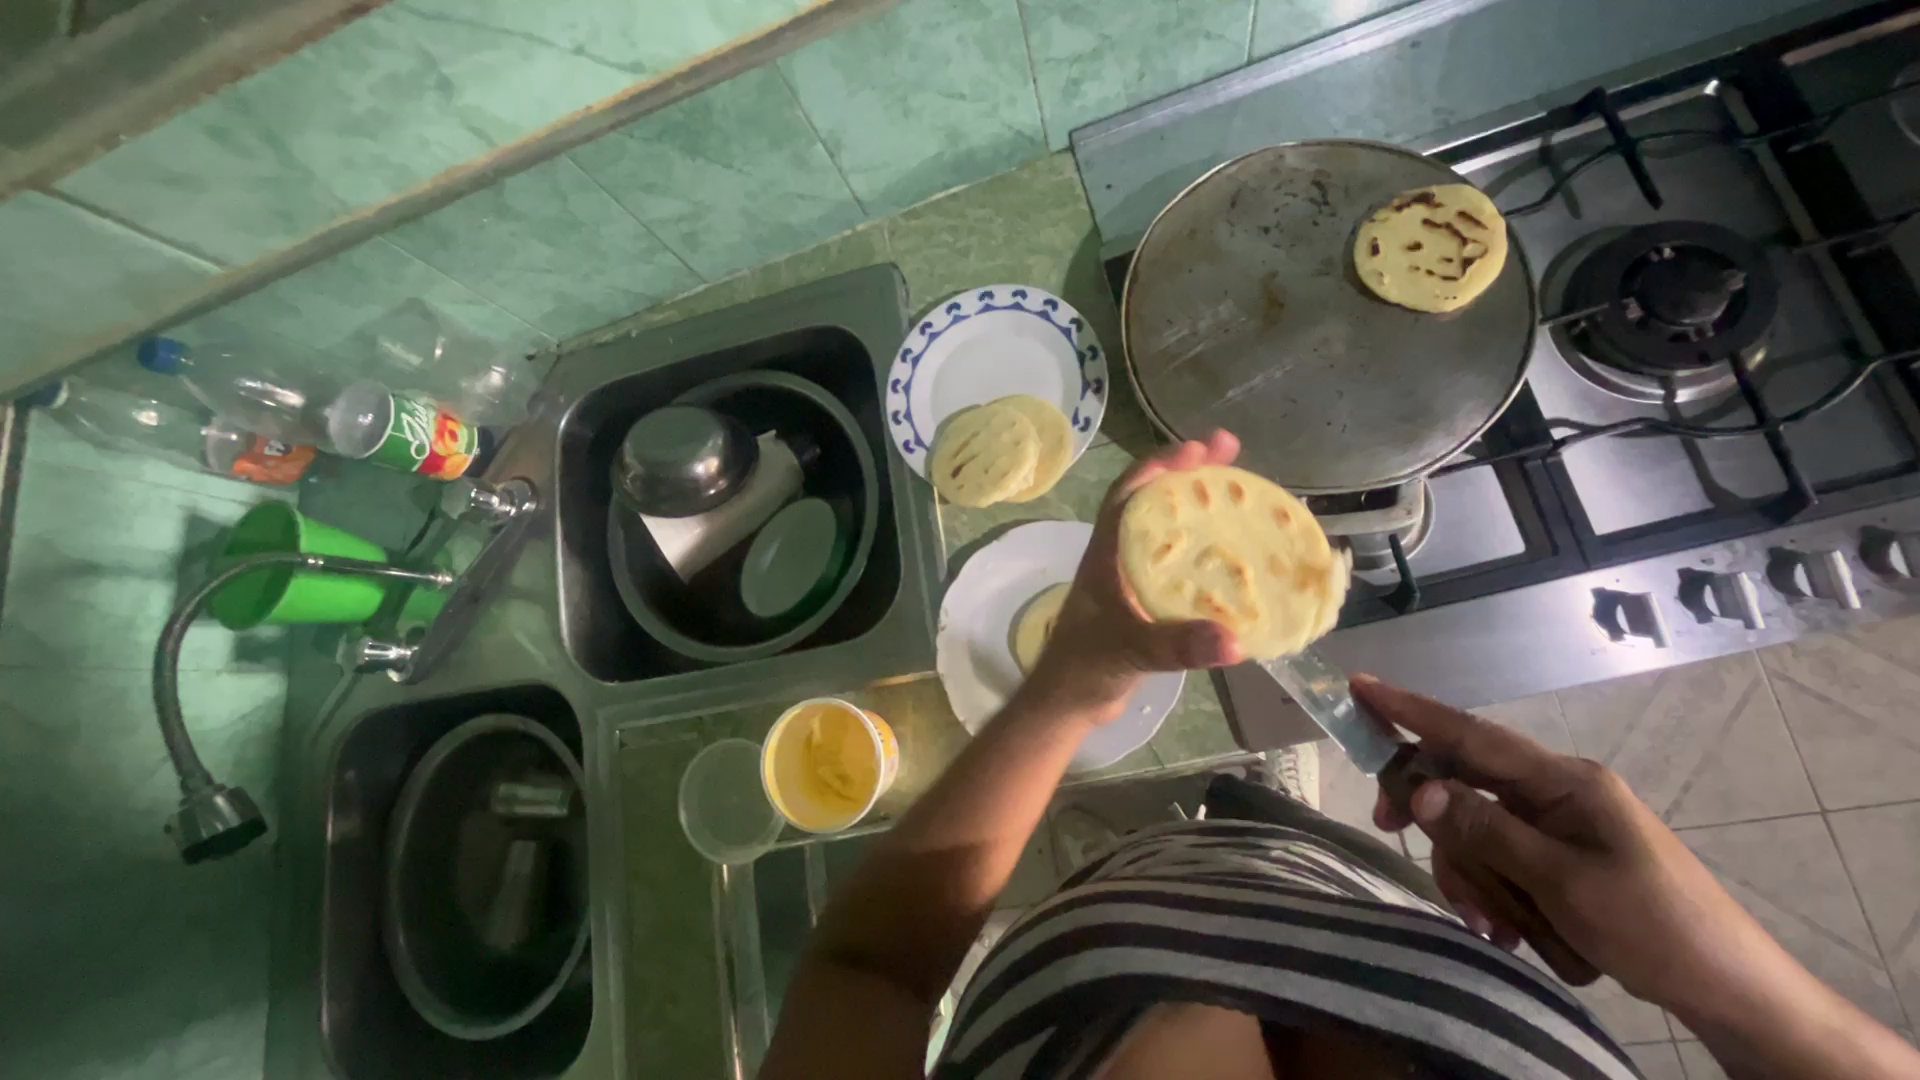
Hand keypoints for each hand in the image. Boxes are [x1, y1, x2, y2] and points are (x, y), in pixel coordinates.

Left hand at [1023, 431, 1245, 716]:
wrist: (1068, 702)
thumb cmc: (1084, 666)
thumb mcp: (1130, 650)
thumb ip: (1176, 645)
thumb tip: (1234, 640)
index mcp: (1105, 553)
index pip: (1129, 493)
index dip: (1161, 465)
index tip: (1202, 449)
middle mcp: (1119, 556)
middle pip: (1153, 500)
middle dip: (1188, 474)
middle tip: (1232, 452)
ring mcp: (1132, 577)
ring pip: (1168, 530)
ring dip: (1198, 508)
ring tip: (1241, 492)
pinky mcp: (1146, 601)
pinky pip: (1179, 562)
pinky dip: (1204, 549)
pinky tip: (1235, 553)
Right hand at [1354, 676, 1788, 1015]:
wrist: (1734, 993)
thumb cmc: (1657, 930)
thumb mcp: (1565, 883)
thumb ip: (1485, 831)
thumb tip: (1417, 788)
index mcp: (1563, 781)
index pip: (1470, 735)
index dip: (1410, 710)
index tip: (1358, 686)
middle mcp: (1552, 791)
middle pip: (1459, 784)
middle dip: (1432, 818)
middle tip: (1389, 833)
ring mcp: (1553, 824)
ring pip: (1470, 827)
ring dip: (1469, 873)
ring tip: (1492, 925)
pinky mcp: (1554, 856)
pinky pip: (1493, 856)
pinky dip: (1488, 890)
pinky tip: (1504, 927)